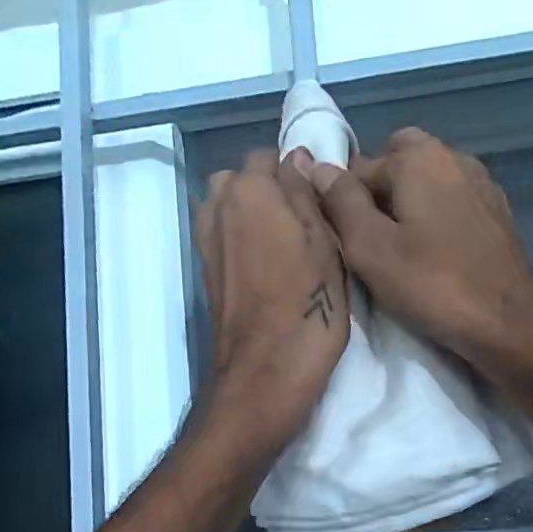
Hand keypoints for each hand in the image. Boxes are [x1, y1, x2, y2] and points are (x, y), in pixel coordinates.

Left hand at [195, 148, 349, 447]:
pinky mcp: (206, 272)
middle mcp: (218, 207)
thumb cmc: (308, 310)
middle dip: (271, 191)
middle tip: (306, 225)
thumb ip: (308, 197)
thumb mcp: (326, 247)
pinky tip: (269, 267)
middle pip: (243, 179)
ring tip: (287, 246)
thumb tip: (297, 160)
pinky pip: (223, 235)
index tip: (322, 203)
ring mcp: (206, 241)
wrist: (264, 374)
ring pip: (229, 206)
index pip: (272, 157)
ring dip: (254, 214)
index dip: (299, 174)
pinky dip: (242, 239)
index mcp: (251, 192)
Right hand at [302, 128, 532, 374]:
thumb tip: (315, 166)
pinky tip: (438, 258)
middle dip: (380, 198)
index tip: (348, 245)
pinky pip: (453, 205)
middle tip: (376, 246)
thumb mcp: (370, 248)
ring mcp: (482, 184)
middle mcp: (453, 156)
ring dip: (410, 210)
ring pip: (428, 186)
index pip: (358, 169)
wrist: (508, 322)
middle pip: (397, 166)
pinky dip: (438, 221)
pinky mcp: (498, 214)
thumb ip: (340, 202)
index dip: (344, 206)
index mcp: (418, 156)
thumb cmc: (433, 285)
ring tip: (406, 256)